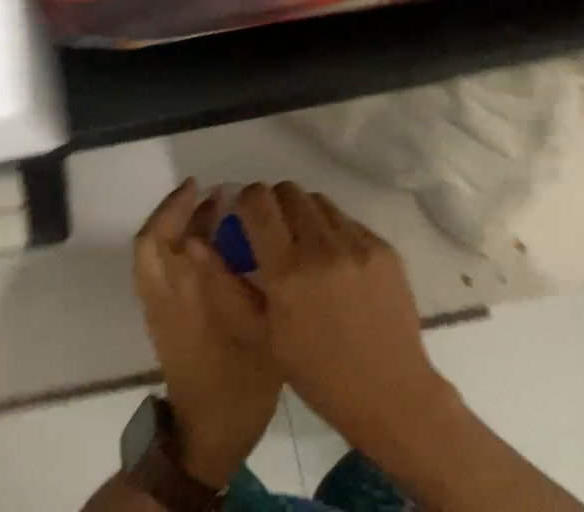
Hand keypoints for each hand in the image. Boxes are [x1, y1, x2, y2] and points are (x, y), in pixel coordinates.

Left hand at [132, 179, 281, 488]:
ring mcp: (156, 308)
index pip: (169, 238)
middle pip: (151, 240)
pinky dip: (168, 248)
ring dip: (169, 226)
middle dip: (172, 210)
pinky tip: (200, 246)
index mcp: (187, 293)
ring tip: (202, 211)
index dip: (181, 206)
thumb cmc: (242, 384)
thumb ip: (253, 285)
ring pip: (149, 254)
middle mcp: (164, 293)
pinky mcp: (157, 321)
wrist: (209, 431)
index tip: (205, 187)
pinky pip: (152, 270)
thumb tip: (252, 240)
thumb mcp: (261, 333)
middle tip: (202, 192)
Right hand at [235, 183, 454, 454]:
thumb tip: (195, 243)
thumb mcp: (261, 332)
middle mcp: (322, 247)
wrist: (388, 392)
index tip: (243, 216)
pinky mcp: (384, 249)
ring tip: (304, 245)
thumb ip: (227, 282)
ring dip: (302, 213)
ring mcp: (357, 245)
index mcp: (286, 270)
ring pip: (318, 201)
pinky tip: (334, 262)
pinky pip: (347, 221)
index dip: (245, 201)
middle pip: (288, 191)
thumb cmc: (315, 371)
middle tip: (271, 230)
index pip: (257, 201)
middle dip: (273, 203)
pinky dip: (332, 230)